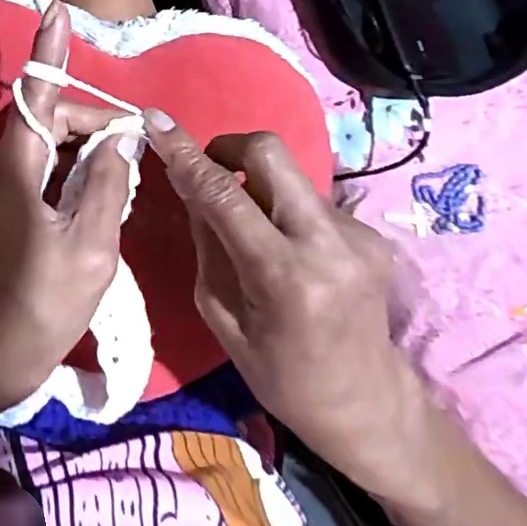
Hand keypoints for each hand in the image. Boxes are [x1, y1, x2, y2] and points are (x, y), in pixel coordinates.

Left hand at [0, 1, 136, 419]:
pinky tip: (95, 188)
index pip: (35, 94)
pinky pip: (36, 164)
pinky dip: (67, 166)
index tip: (56, 10)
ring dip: (82, 147)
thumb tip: (121, 140)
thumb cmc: (44, 300)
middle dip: (91, 124)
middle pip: (47, 119)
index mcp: (15, 166)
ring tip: (120, 173)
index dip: (48, 50)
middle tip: (133, 152)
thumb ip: (108, 182)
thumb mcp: (92, 243)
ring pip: (43, 141)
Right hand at [142, 113, 423, 489]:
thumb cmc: (281, 375)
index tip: (156, 121)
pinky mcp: (369, 232)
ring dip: (256, 186)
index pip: (224, 193)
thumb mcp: (221, 315)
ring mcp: (357, 233)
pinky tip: (286, 249)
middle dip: (228, 147)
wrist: (369, 404)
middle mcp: (328, 243)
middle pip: (270, 152)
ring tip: (250, 229)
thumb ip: (207, 241)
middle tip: (209, 171)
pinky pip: (307, 200)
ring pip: (288, 176)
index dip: (185, 152)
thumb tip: (190, 184)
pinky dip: (282, 209)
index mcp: (284, 276)